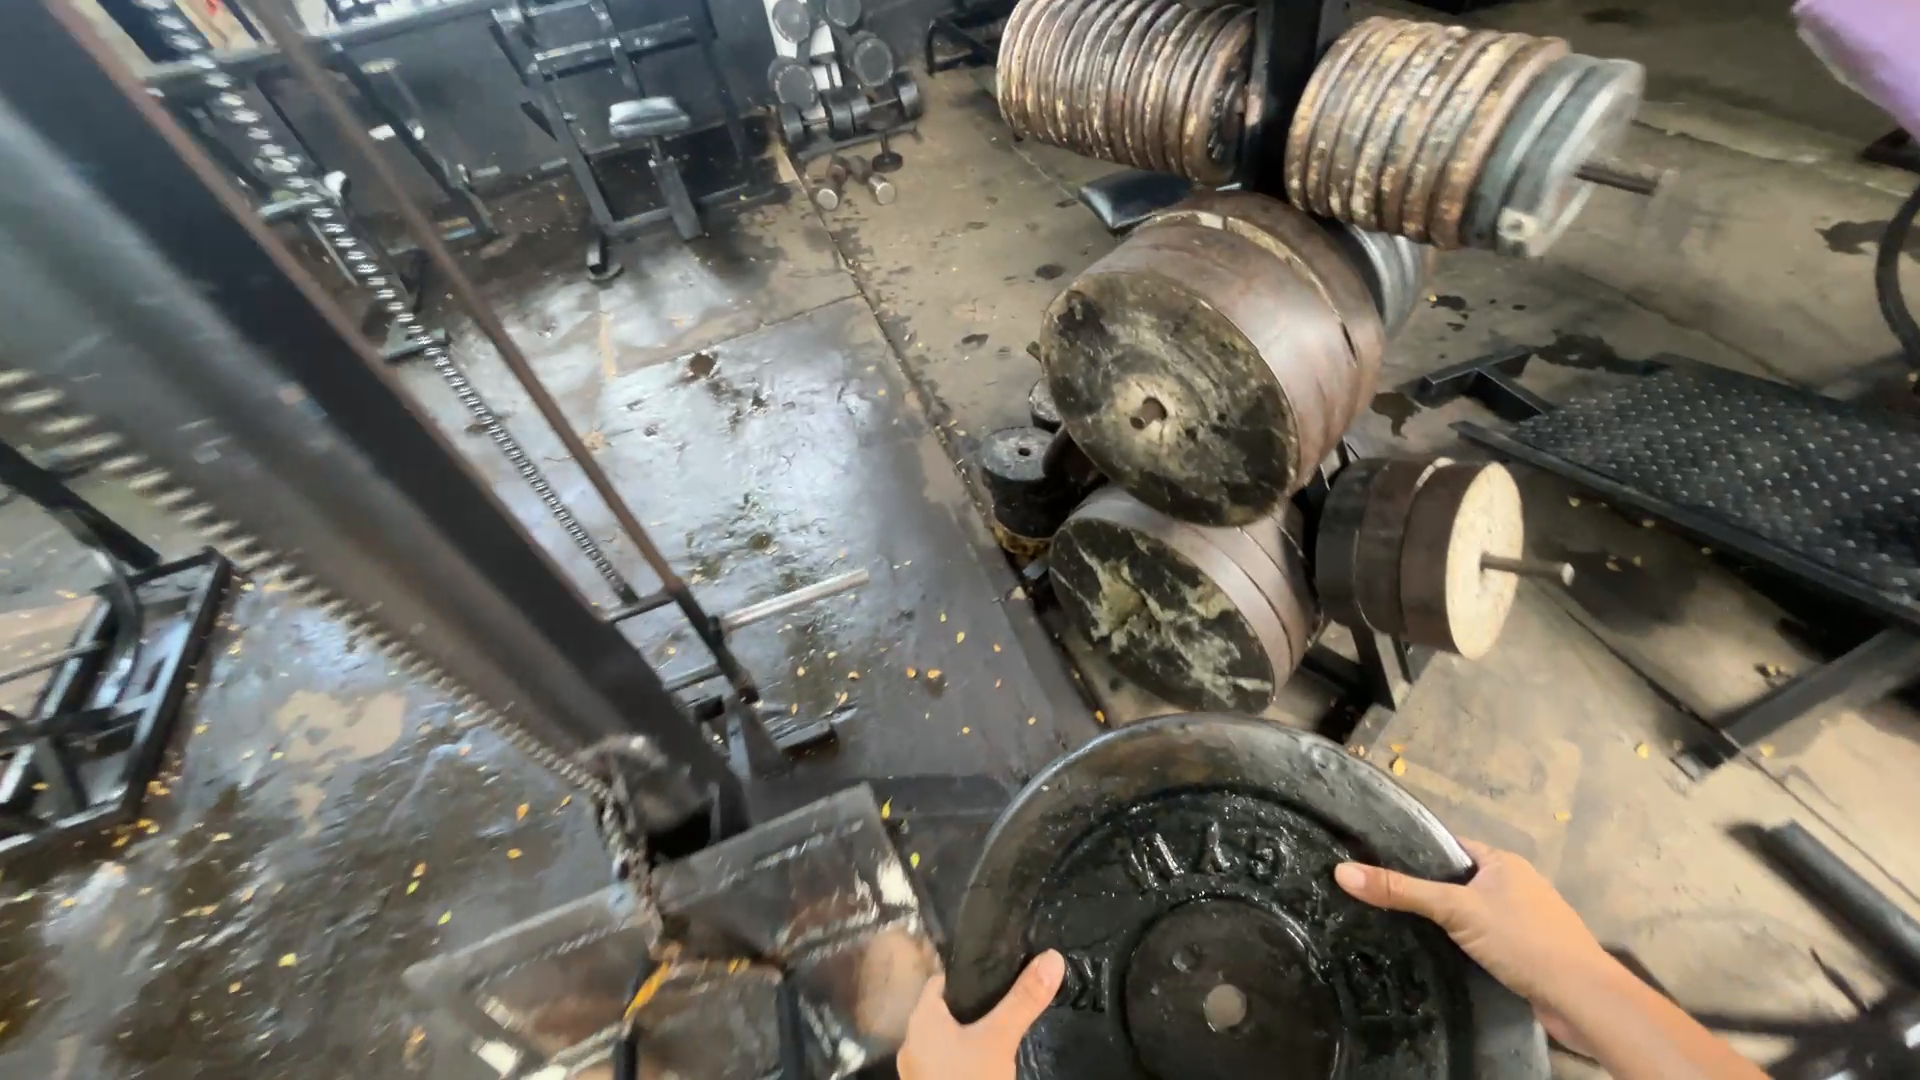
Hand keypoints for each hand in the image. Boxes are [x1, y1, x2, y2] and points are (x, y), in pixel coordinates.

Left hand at [898, 950, 1065, 1079]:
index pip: (943, 980)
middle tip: (1006, 1002)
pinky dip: (965, 1058)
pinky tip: (988, 1062)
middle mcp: (912, 1040)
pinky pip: (948, 1061)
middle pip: (946, 1009)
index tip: (998, 973)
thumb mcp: (1001, 1039)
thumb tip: (1052, 957)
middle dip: (975, 1006)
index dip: (971, 974)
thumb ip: (1023, 1000)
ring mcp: (918, 1070)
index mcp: (920, 1017)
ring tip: (1002, 1029)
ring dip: (970, 1035)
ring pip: (948, 1039)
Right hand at [1333, 840, 1609, 1011]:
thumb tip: (1340, 871)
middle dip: (1426, 888)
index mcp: (1502, 861)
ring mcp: (1526, 920)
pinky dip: (1463, 943)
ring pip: (1471, 911)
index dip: (1413, 849)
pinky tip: (1439, 952)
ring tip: (1401, 922)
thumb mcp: (1454, 909)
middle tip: (1382, 894)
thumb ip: (1399, 890)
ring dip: (1446, 919)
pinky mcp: (1530, 954)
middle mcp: (1516, 884)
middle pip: (1457, 879)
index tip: (1375, 857)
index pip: (1447, 845)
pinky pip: (1485, 937)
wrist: (1587, 1003)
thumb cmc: (1524, 940)